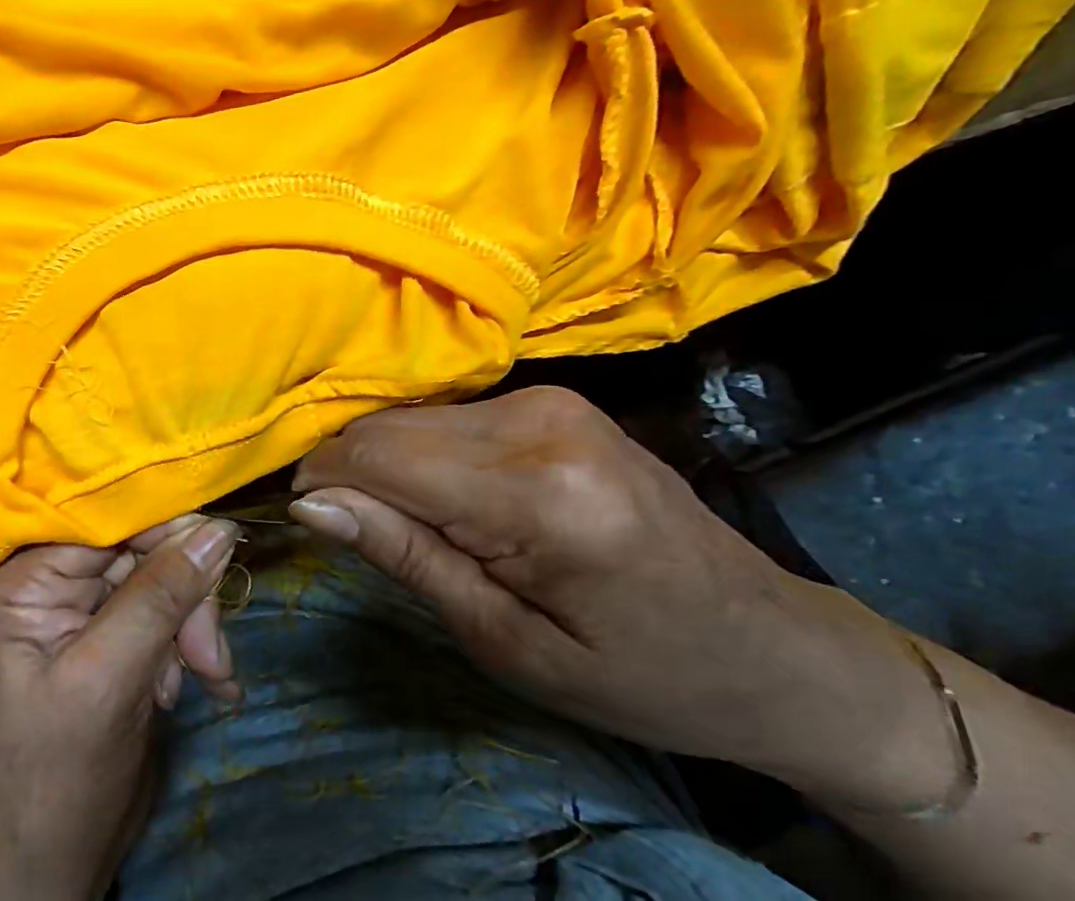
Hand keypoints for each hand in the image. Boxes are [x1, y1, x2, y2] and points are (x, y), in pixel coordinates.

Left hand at [0, 516, 241, 900]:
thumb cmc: (61, 773)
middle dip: (186, 595)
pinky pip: (171, 606)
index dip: (165, 526)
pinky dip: (192, 640)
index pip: (104, 521)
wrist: (61, 853)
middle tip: (209, 652)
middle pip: (142, 546)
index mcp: (23, 581)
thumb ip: (161, 597)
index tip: (219, 546)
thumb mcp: (109, 678)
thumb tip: (218, 529)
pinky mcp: (117, 628)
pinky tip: (202, 680)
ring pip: (165, 575)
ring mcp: (85, 604)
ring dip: (196, 623)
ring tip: (210, 673)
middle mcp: (50, 580)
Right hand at [288, 386, 959, 812]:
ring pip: (416, 418)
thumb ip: (406, 556)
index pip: (381, 455)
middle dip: (352, 477)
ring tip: (412, 533)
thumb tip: (310, 505)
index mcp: (539, 493)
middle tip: (364, 545)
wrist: (769, 646)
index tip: (305, 525)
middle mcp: (542, 420)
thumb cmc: (640, 676)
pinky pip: (451, 418)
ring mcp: (552, 399)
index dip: (323, 483)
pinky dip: (426, 457)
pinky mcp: (555, 399)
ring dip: (388, 469)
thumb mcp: (508, 644)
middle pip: (391, 427)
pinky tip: (448, 504)